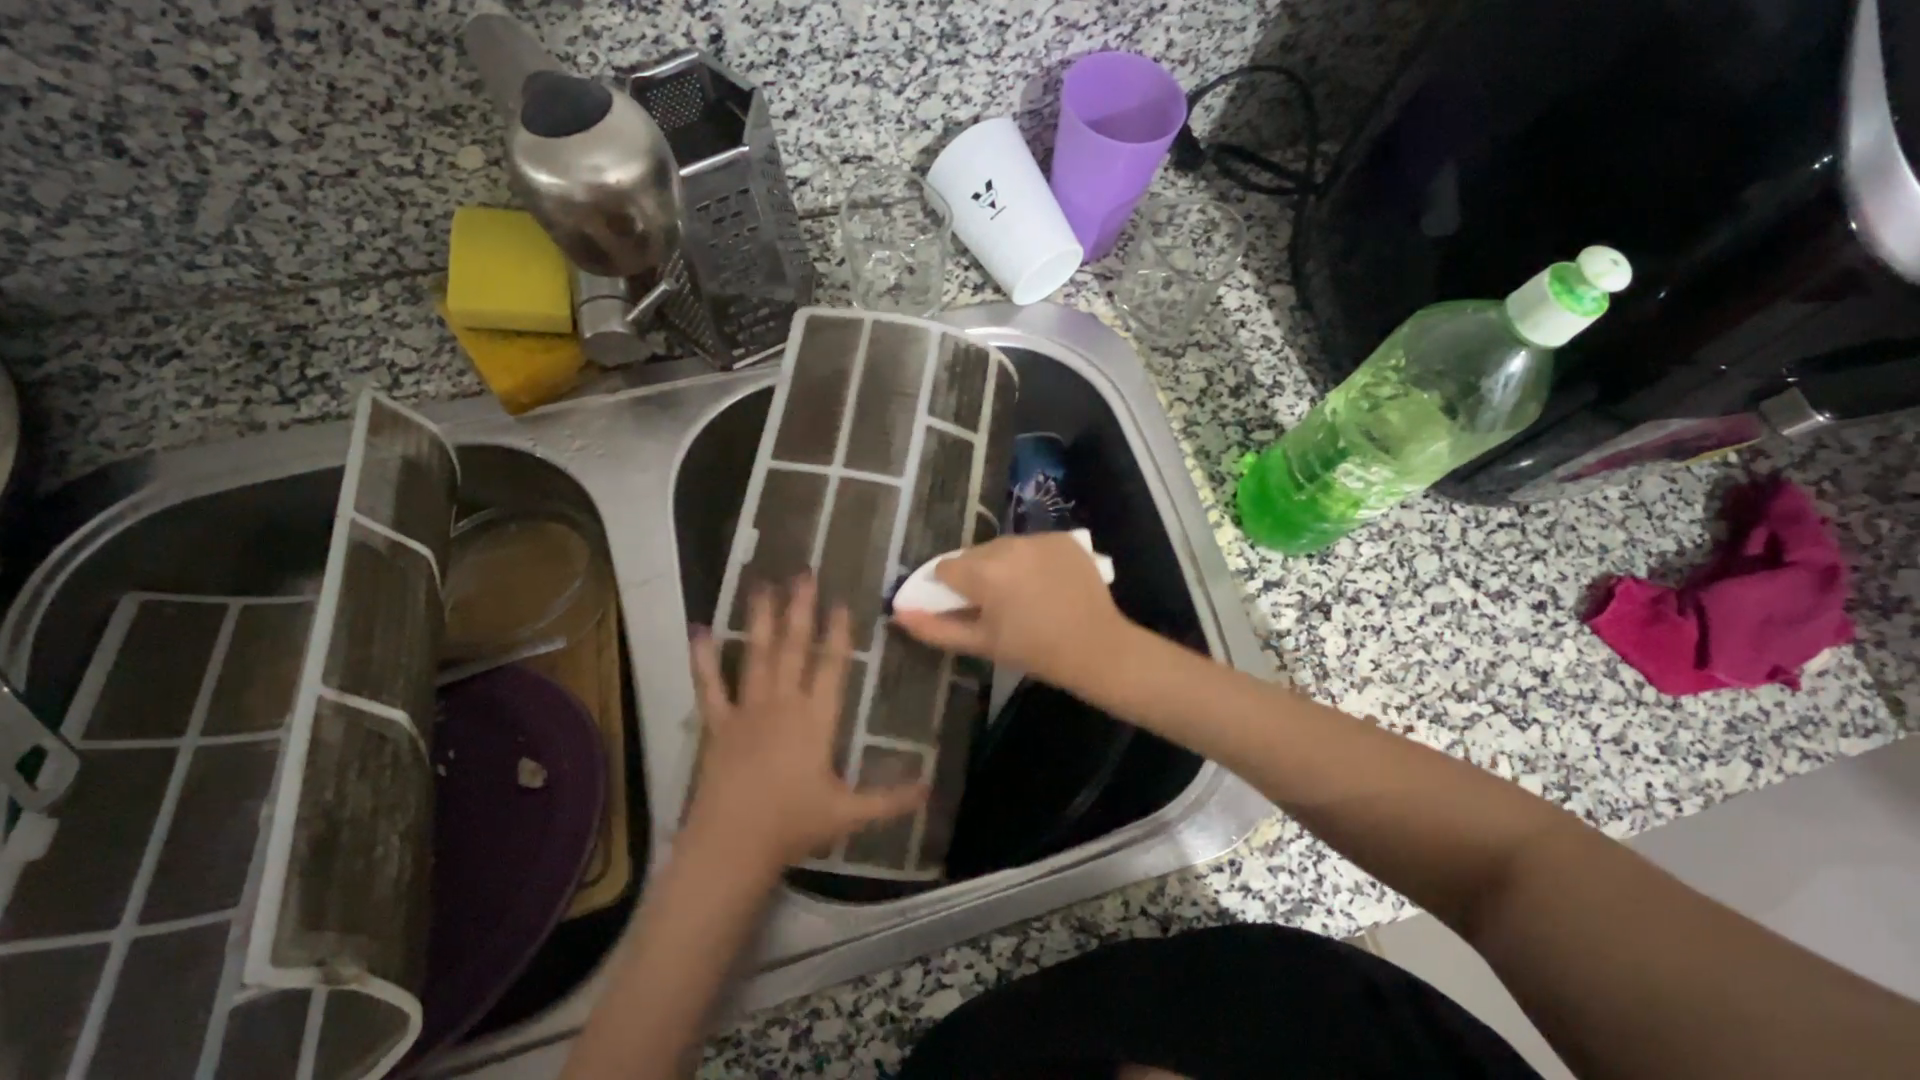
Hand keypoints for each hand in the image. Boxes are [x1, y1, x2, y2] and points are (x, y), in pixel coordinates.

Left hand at [687, 576, 926, 868]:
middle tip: (802, 573)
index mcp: (817, 720)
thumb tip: (930, 787)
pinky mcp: (718, 724)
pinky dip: (704, 658)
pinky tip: (700, 630)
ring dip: (760, 619)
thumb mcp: (850, 814)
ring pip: (757, 656)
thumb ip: (891, 799)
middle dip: (800, 609)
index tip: (842, 602)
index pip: (832, 666)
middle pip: (794, 648)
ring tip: (762, 585)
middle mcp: (783, 704)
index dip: (839, 633)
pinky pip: (710, 685)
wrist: (734, 843)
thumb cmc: (794, 826)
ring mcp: (748, 710)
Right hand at [890, 533, 1131, 689]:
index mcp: (983, 570)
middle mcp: (1008, 544)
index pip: (944, 568)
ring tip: (1021, 596)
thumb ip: (935, 628)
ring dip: (1002, 566)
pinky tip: (1044, 584)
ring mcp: (1038, 538)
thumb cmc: (1034, 651)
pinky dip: (1030, 560)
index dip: (948, 589)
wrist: (1097, 647)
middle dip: (976, 577)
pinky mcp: (1062, 538)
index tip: (964, 609)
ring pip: (1002, 548)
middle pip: (974, 555)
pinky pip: (1031, 545)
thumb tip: (898, 614)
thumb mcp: (981, 644)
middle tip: (995, 608)